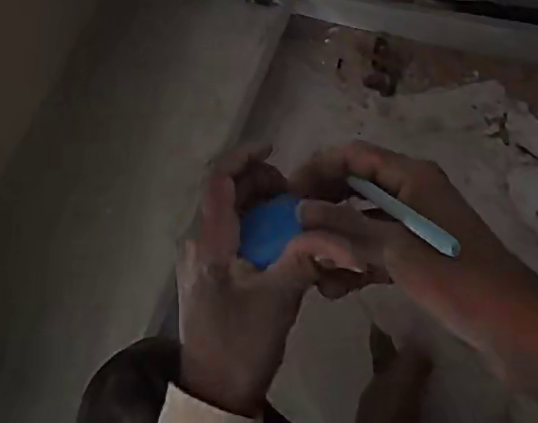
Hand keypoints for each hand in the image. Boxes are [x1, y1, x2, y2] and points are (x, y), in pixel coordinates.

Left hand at [177, 144, 359, 415]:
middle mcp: (197, 240)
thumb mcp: (278, 301)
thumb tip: (340, 236)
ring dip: (255, 202)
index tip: (272, 147)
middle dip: (257, 181)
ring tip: (288, 211)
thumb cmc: (241, 343)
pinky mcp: (204, 270)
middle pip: (223, 191)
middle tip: (291, 191)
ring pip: (225, 210)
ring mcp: (198, 255)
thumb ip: (305, 259)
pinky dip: (251, 222)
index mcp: (209, 241)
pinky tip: (276, 237)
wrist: (214, 389)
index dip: (243, 156)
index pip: (218, 180)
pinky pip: (226, 230)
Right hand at [291, 142, 537, 422]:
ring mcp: (415, 222)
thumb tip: (299, 210)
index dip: (317, 167)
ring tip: (309, 261)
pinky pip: (377, 246)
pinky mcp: (419, 254)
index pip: (353, 155)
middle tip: (292, 225)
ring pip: (363, 218)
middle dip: (323, 203)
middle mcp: (411, 190)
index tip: (288, 191)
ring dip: (337, 237)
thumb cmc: (456, 277)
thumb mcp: (395, 250)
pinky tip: (333, 286)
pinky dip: (355, 261)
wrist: (518, 330)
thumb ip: (344, 227)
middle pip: (355, 184)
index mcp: (410, 174)